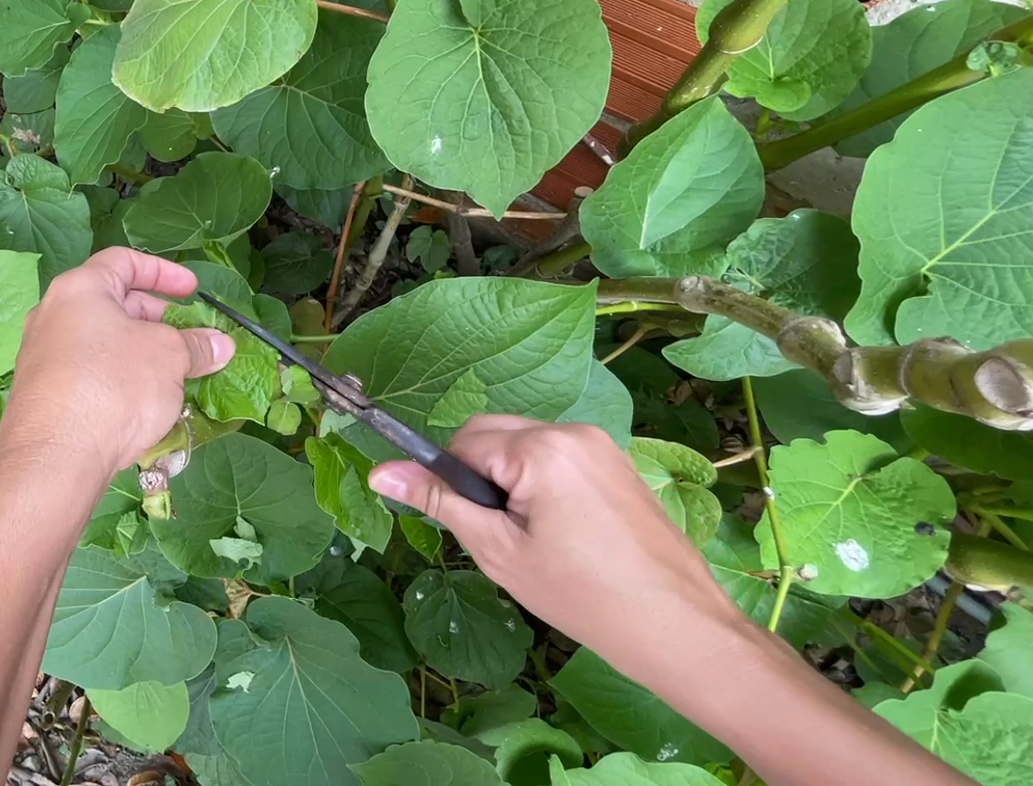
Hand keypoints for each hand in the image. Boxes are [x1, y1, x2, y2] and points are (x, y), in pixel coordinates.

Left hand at [0, 248, 234, 483]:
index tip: (192, 291)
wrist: (55, 455)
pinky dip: (118, 377)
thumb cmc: (113, 385)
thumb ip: (195, 345)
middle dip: (156, 318)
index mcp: (79, 288)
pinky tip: (141, 404)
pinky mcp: (42, 393)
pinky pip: (87, 372)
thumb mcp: (168, 357)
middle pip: (112, 303)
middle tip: (186, 338)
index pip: (124, 261)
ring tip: (171, 375)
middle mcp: (53, 314)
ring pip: (101, 342)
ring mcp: (42, 355)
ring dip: (139, 352)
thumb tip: (221, 344)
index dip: (163, 271)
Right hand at [369, 415, 751, 688]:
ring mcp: (598, 444)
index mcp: (541, 449)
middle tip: (497, 531)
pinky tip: (556, 526)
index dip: (453, 482)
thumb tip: (379, 471)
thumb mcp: (497, 550)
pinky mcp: (615, 461)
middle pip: (490, 433)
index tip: (472, 524)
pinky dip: (536, 479)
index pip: (462, 443)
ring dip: (506, 476)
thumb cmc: (581, 595)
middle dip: (478, 473)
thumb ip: (438, 501)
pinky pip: (551, 453)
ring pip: (519, 443)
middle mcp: (570, 431)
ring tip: (528, 532)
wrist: (683, 631)